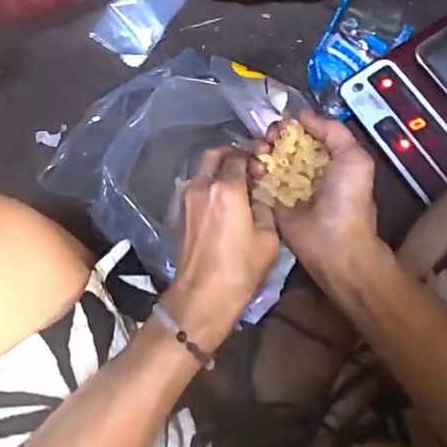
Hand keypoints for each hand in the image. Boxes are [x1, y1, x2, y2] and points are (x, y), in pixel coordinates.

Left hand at [162, 147, 279, 351]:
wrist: (202, 294)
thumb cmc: (240, 268)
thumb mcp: (267, 239)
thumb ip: (264, 208)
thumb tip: (257, 196)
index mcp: (226, 189)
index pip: (237, 157)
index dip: (250, 155)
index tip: (260, 160)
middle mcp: (202, 185)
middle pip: (213, 154)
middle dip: (229, 152)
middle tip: (245, 162)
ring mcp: (187, 197)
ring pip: (201, 169)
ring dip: (216, 168)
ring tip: (234, 180)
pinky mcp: (179, 211)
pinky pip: (195, 186)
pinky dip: (208, 183)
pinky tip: (221, 198)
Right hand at [270, 111, 388, 283]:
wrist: (334, 244)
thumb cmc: (348, 200)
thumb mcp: (355, 159)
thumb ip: (333, 131)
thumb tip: (302, 116)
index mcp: (326, 158)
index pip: (303, 133)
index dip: (291, 125)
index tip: (283, 125)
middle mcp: (304, 168)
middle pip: (281, 143)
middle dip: (272, 135)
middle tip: (269, 139)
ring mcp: (284, 184)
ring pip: (265, 157)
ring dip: (260, 149)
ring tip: (261, 153)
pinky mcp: (269, 199)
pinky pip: (255, 179)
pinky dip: (252, 169)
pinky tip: (255, 168)